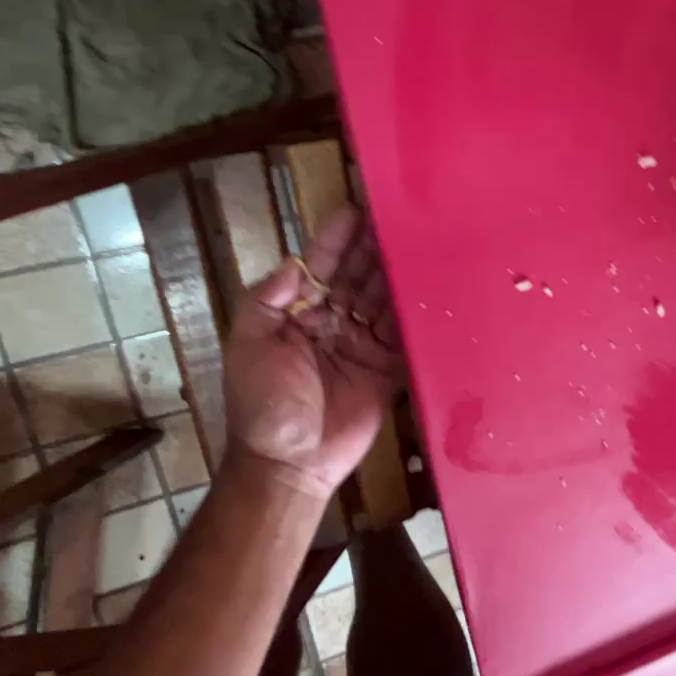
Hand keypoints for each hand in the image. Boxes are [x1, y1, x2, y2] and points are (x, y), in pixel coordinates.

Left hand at [222, 209, 398, 496]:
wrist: (290, 465)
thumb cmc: (263, 405)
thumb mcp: (248, 349)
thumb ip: (265, 303)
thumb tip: (294, 263)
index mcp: (295, 315)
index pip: (318, 268)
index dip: (335, 240)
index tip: (355, 210)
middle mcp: (331, 322)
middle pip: (355, 276)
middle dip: (372, 246)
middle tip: (395, 216)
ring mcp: (361, 343)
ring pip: (381, 297)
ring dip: (395, 269)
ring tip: (417, 239)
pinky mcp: (387, 365)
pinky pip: (402, 330)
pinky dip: (413, 307)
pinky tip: (428, 282)